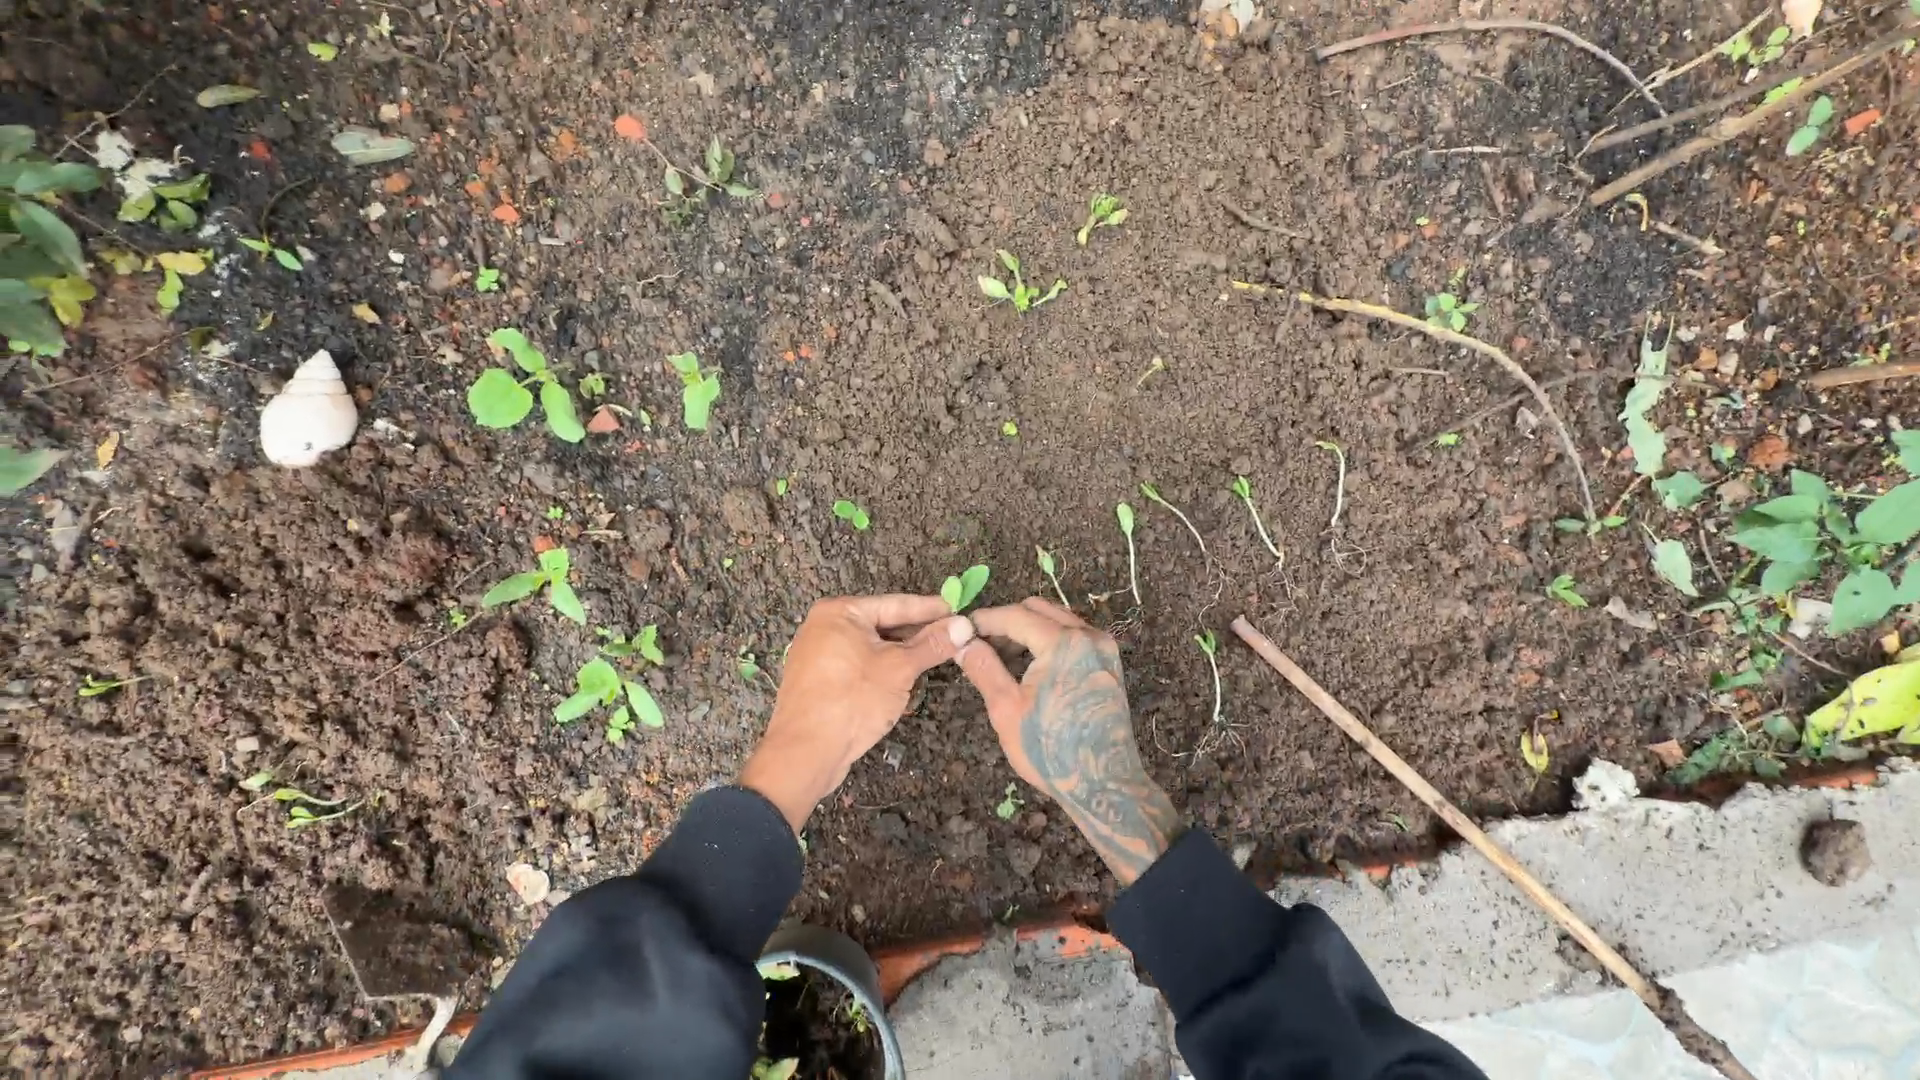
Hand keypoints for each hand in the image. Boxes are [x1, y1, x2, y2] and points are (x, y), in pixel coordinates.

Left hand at [738, 594, 974, 833]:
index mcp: (839, 612)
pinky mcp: (817, 680)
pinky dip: (881, 670)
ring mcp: (817, 654)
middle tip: (952, 637)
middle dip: (917, 634)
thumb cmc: (852, 700)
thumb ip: (932, 644)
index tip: (957, 609)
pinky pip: (857, 666)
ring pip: (871, 647)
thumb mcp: (900, 668)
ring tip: (933, 658)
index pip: (896, 604)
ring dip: (901, 655)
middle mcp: (824, 626)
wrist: (805, 752)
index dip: (931, 609)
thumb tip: (962, 625)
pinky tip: (903, 681)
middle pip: (882, 624)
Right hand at [955, 598, 1179, 884]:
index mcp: (1064, 642)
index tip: (963, 630)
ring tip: (1001, 658)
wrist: (1103, 783)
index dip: (985, 620)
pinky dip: (1048, 642)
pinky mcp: (1109, 665)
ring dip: (1027, 630)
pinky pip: (1073, 638)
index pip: (1016, 615)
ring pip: (1057, 621)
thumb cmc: (1049, 748)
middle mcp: (1089, 636)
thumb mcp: (1006, 708)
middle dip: (1006, 622)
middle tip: (980, 644)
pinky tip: (1029, 667)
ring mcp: (1103, 649)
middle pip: (1039, 610)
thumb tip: (961, 643)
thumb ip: (983, 667)